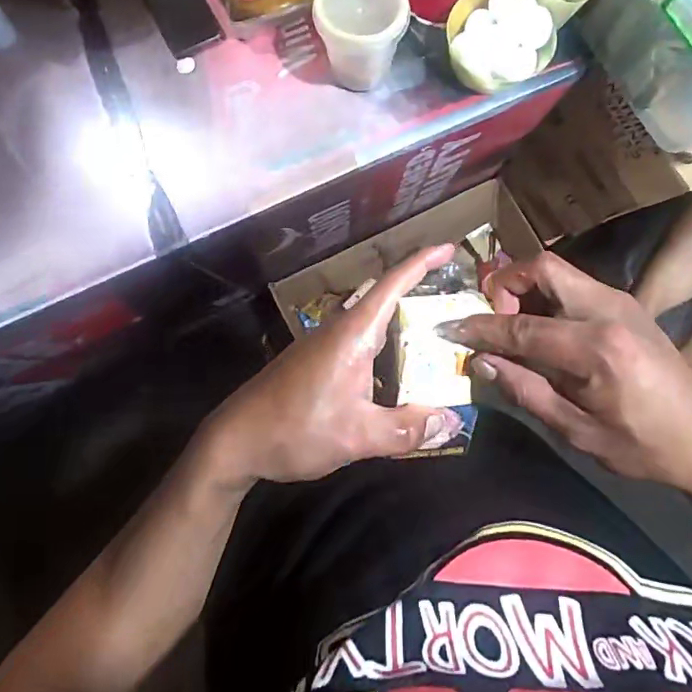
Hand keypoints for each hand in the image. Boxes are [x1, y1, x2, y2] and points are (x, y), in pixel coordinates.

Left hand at [193, 245, 464, 486]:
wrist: (232, 443)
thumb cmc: (293, 430)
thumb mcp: (357, 436)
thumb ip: (407, 429)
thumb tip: (453, 422)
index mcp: (354, 334)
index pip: (393, 284)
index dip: (422, 262)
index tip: (449, 247)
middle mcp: (342, 330)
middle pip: (389, 298)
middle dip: (424, 292)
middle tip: (459, 300)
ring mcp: (327, 343)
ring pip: (376, 321)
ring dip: (407, 321)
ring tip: (441, 332)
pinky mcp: (319, 360)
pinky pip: (364, 340)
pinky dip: (390, 343)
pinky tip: (402, 368)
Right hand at [441, 253, 691, 504]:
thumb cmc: (642, 445)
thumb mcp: (578, 432)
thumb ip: (527, 390)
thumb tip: (481, 361)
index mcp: (596, 347)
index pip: (522, 326)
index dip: (480, 328)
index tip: (448, 327)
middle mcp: (608, 310)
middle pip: (543, 268)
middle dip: (505, 285)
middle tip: (488, 320)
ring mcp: (621, 300)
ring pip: (559, 271)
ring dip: (526, 288)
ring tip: (509, 325)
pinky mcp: (627, 304)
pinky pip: (576, 285)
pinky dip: (548, 296)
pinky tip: (542, 328)